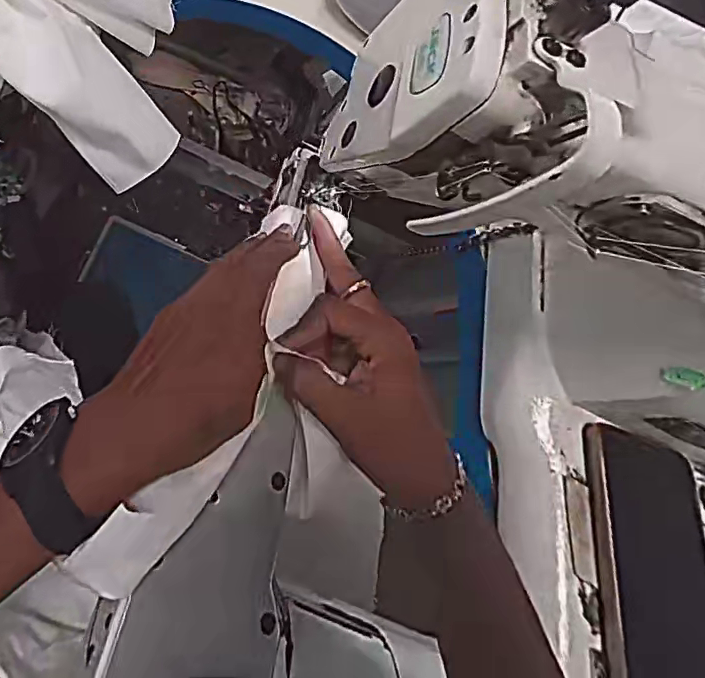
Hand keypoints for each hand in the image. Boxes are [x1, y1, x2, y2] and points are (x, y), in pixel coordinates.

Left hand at [64, 226, 298, 511]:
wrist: (133, 426)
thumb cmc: (189, 414)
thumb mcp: (254, 390)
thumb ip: (268, 354)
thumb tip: (277, 345)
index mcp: (235, 310)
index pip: (263, 263)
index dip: (280, 248)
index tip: (292, 239)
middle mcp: (208, 301)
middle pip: (237, 260)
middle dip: (260, 247)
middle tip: (277, 239)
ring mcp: (183, 309)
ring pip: (217, 272)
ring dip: (239, 263)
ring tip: (255, 263)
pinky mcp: (167, 322)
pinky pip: (200, 289)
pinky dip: (218, 284)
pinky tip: (224, 299)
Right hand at [273, 210, 459, 509]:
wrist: (424, 478)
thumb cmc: (399, 448)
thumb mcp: (345, 415)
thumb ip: (307, 381)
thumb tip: (280, 359)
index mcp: (383, 338)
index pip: (332, 311)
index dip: (302, 328)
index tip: (282, 347)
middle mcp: (384, 334)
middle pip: (349, 287)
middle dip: (328, 256)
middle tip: (313, 225)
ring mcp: (380, 347)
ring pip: (344, 310)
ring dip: (319, 304)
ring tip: (300, 277)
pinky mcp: (374, 363)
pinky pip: (343, 335)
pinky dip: (322, 334)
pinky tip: (306, 345)